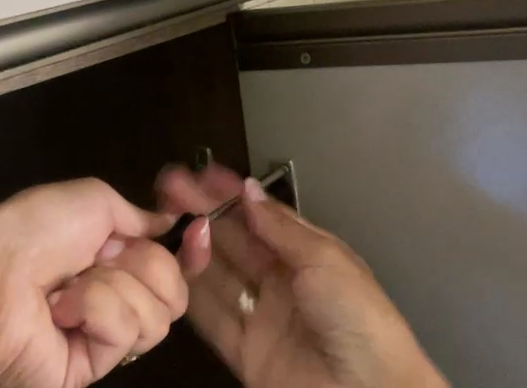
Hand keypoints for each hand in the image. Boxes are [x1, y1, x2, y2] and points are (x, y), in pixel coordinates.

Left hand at [0, 178, 208, 387]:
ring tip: (74, 287)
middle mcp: (116, 295)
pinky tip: (64, 309)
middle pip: (175, 289)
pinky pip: (127, 334)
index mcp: (115, 255)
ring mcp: (105, 335)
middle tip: (107, 257)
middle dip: (147, 265)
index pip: (172, 262)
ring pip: (159, 315)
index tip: (199, 232)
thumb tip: (170, 223)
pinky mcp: (93, 368)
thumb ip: (140, 216)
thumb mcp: (96, 200)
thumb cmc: (41, 228)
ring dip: (118, 288)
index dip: (192, 251)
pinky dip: (99, 310)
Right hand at [157, 165, 446, 387]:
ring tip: (166, 220)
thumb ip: (280, 227)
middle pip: (237, 242)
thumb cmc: (359, 317)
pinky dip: (193, 295)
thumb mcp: (324, 259)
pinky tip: (172, 270)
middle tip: (172, 188)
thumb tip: (249, 189)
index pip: (262, 216)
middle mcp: (285, 281)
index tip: (202, 173)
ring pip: (220, 276)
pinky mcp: (247, 354)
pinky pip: (214, 319)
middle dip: (206, 214)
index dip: (233, 195)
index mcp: (310, 253)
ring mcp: (264, 317)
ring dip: (195, 248)